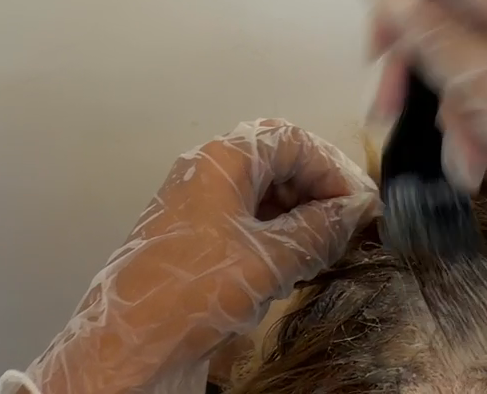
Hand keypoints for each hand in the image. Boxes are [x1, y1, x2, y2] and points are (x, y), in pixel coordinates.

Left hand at [14, 121, 376, 393]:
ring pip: (263, 192)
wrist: (129, 346)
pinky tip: (295, 261)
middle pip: (276, 161)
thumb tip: (354, 212)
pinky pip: (247, 220)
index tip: (356, 200)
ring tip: (328, 243)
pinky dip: (277, 233)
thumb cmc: (193, 289)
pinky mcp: (196, 239)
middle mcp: (209, 172)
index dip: (329, 166)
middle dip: (316, 188)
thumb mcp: (267, 259)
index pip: (288, 140)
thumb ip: (317, 231)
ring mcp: (200, 205)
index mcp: (221, 159)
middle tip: (348, 220)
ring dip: (299, 213)